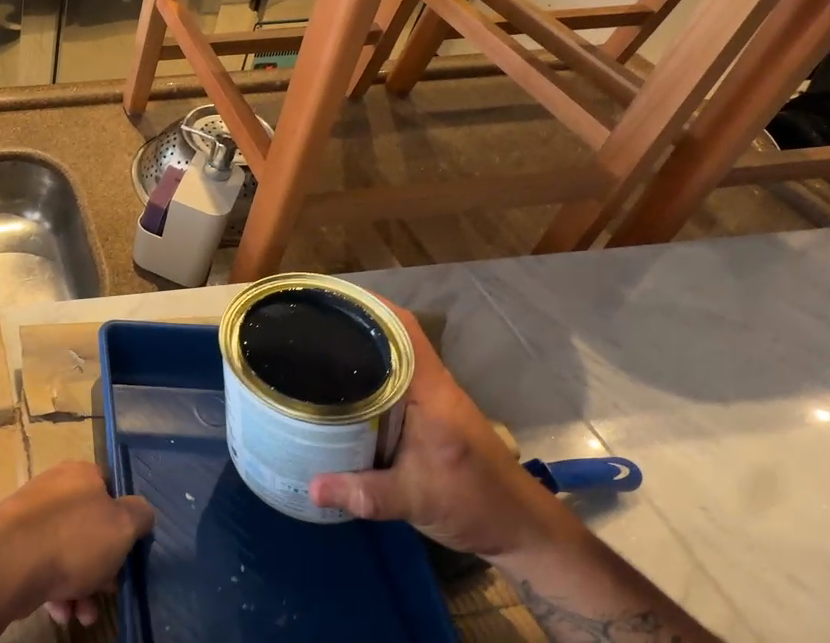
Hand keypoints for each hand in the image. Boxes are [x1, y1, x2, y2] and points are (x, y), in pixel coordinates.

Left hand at [0, 461, 153, 627]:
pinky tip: (60, 609)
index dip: (124, 521)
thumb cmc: (73, 539)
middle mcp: (55, 488)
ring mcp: (32, 516)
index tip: (129, 550)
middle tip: (108, 590)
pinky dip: (57, 590)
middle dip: (103, 567)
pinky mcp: (14, 543)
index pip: (110, 489)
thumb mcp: (123, 525)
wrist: (9, 562)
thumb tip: (141, 512)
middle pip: (91, 528)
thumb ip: (139, 515)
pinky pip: (45, 566)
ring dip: (83, 588)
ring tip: (84, 612)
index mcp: (81, 474)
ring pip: (69, 553)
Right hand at [308, 303, 567, 560]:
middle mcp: (432, 387)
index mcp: (432, 392)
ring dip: (359, 346)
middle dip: (352, 322)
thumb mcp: (417, 502)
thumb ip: (365, 494)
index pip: (403, 328)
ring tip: (311, 343)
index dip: (369, 305)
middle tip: (305, 320)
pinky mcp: (429, 416)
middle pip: (392, 336)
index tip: (329, 297)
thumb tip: (312, 488)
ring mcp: (432, 400)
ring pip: (392, 357)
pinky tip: (337, 385)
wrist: (525, 532)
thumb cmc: (478, 504)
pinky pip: (393, 379)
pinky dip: (367, 372)